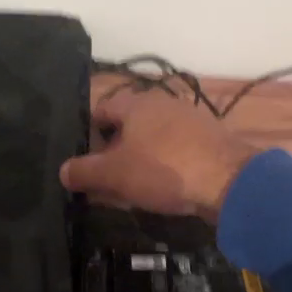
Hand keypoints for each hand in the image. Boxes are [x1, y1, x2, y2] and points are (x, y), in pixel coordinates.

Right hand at [60, 91, 259, 219]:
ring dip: (142, 159)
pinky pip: (178, 150)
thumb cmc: (164, 170)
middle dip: (116, 149)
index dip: (89, 133)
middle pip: (129, 124)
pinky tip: (167, 187)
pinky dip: (167, 165)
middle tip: (107, 178)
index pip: (102, 109)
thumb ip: (85, 172)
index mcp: (136, 104)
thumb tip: (62, 170)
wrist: (229, 181)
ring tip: (135, 187)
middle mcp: (164, 104)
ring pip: (154, 138)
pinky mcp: (211, 140)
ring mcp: (191, 120)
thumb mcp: (115, 174)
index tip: (84, 160)